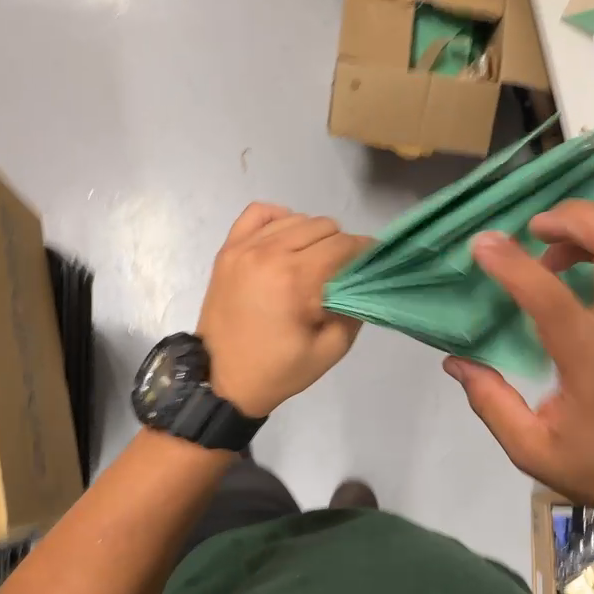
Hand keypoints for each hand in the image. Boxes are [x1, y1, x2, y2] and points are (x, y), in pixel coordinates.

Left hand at [198, 203, 370, 416]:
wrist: (222, 379)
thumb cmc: (278, 370)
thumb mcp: (330, 349)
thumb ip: (355, 309)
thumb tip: (365, 279)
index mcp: (295, 279)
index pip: (344, 245)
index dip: (365, 252)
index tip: (370, 265)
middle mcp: (269, 253)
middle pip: (323, 227)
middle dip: (340, 247)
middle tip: (340, 274)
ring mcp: (244, 248)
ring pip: (296, 218)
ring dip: (312, 236)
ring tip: (313, 262)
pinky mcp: (228, 249)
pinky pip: (259, 213)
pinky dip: (279, 219)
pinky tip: (286, 240)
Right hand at [445, 200, 593, 523]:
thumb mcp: (531, 452)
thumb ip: (491, 404)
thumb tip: (455, 361)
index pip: (557, 304)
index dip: (516, 267)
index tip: (483, 245)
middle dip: (579, 219)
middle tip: (534, 227)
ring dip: (592, 229)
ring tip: (547, 245)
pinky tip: (569, 268)